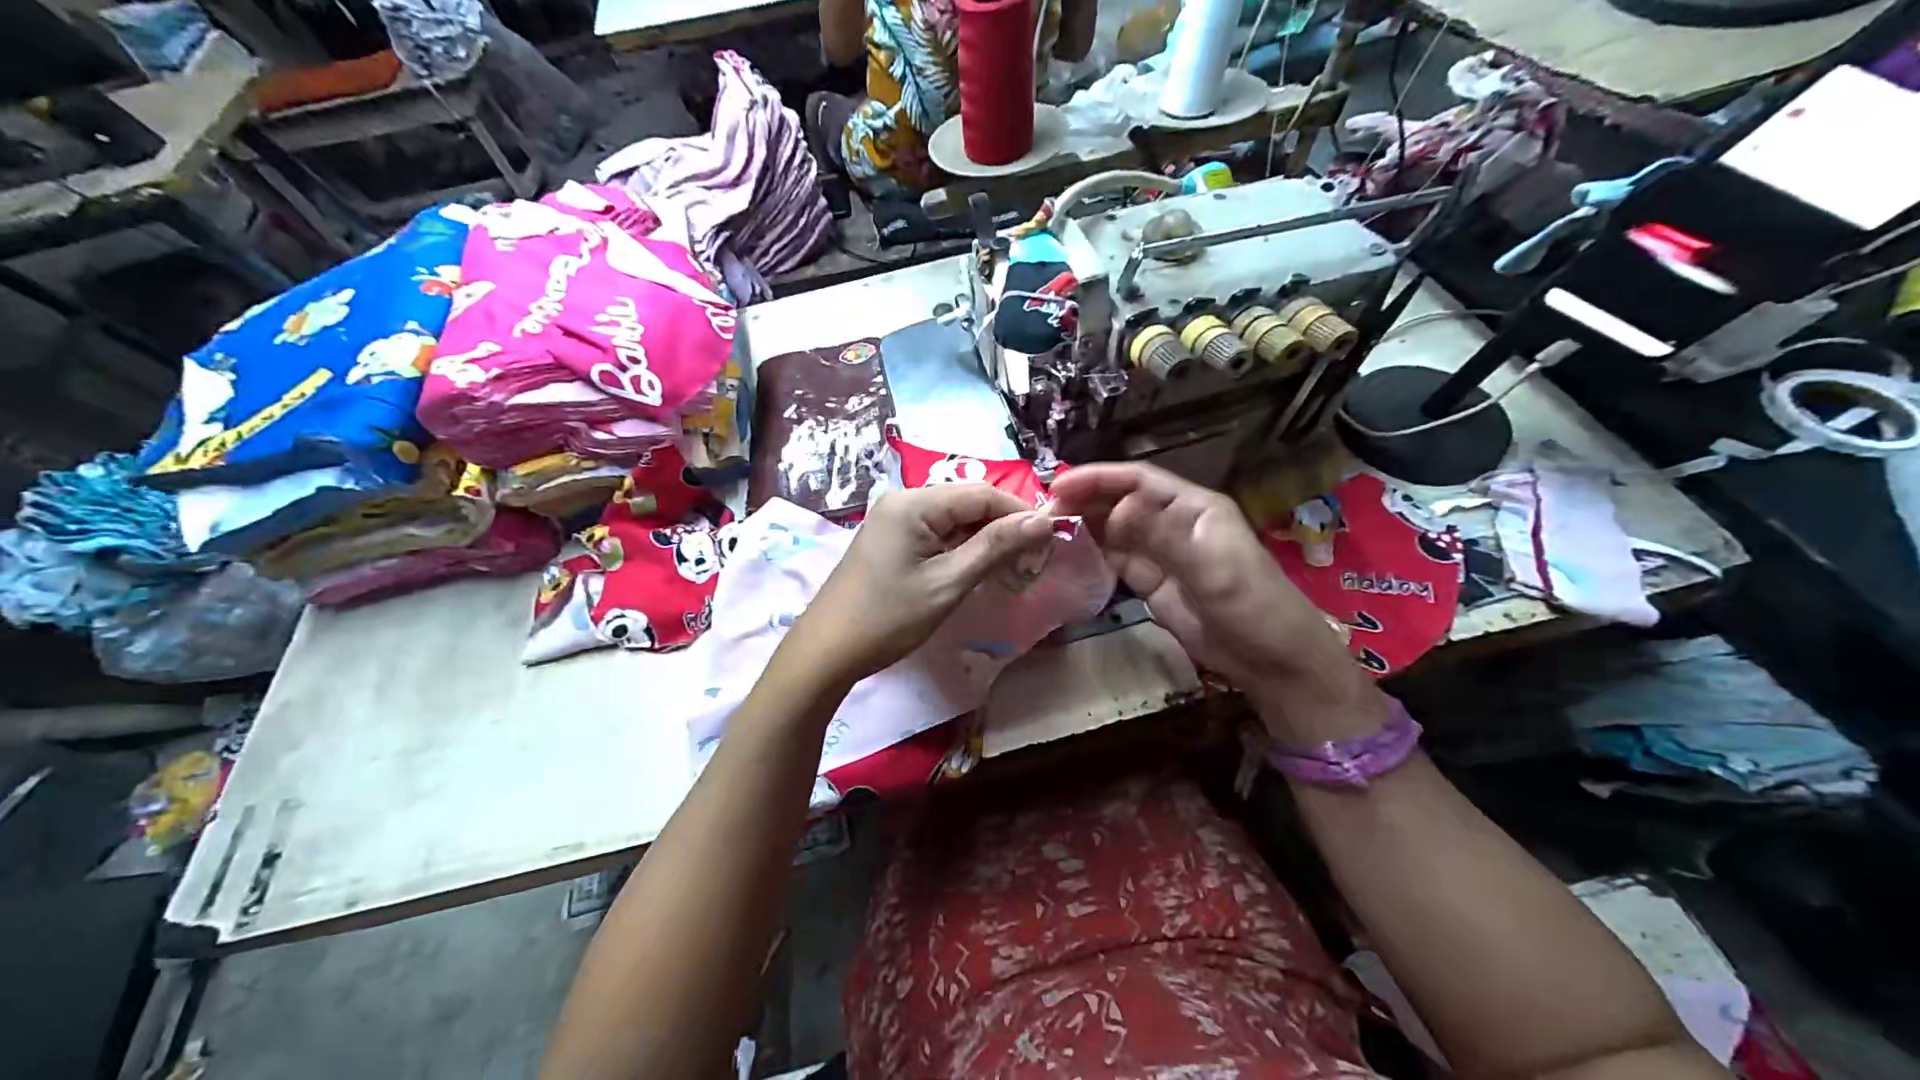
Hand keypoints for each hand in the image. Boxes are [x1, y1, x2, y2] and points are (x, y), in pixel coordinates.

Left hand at [785, 484, 1054, 684]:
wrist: (827, 651)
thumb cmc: (888, 618)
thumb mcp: (948, 583)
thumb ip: (996, 547)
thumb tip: (1043, 520)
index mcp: (913, 502)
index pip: (981, 493)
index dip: (1019, 513)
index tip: (1049, 542)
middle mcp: (903, 500)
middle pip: (968, 504)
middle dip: (1003, 529)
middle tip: (1031, 565)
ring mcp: (894, 520)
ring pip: (955, 521)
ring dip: (985, 543)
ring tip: (1011, 573)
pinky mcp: (892, 540)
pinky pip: (937, 535)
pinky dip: (962, 551)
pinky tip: (979, 572)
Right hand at [1049, 463, 1384, 742]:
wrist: (1271, 660)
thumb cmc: (1252, 606)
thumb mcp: (1213, 568)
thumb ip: (1165, 536)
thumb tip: (1118, 507)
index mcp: (1193, 507)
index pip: (1138, 481)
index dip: (1098, 479)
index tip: (1059, 487)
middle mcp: (1173, 522)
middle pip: (1121, 501)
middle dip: (1083, 501)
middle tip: (1043, 513)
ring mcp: (1161, 553)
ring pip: (1114, 530)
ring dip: (1083, 526)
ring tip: (1045, 531)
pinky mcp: (1152, 582)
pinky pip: (1116, 560)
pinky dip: (1091, 555)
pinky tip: (1066, 555)